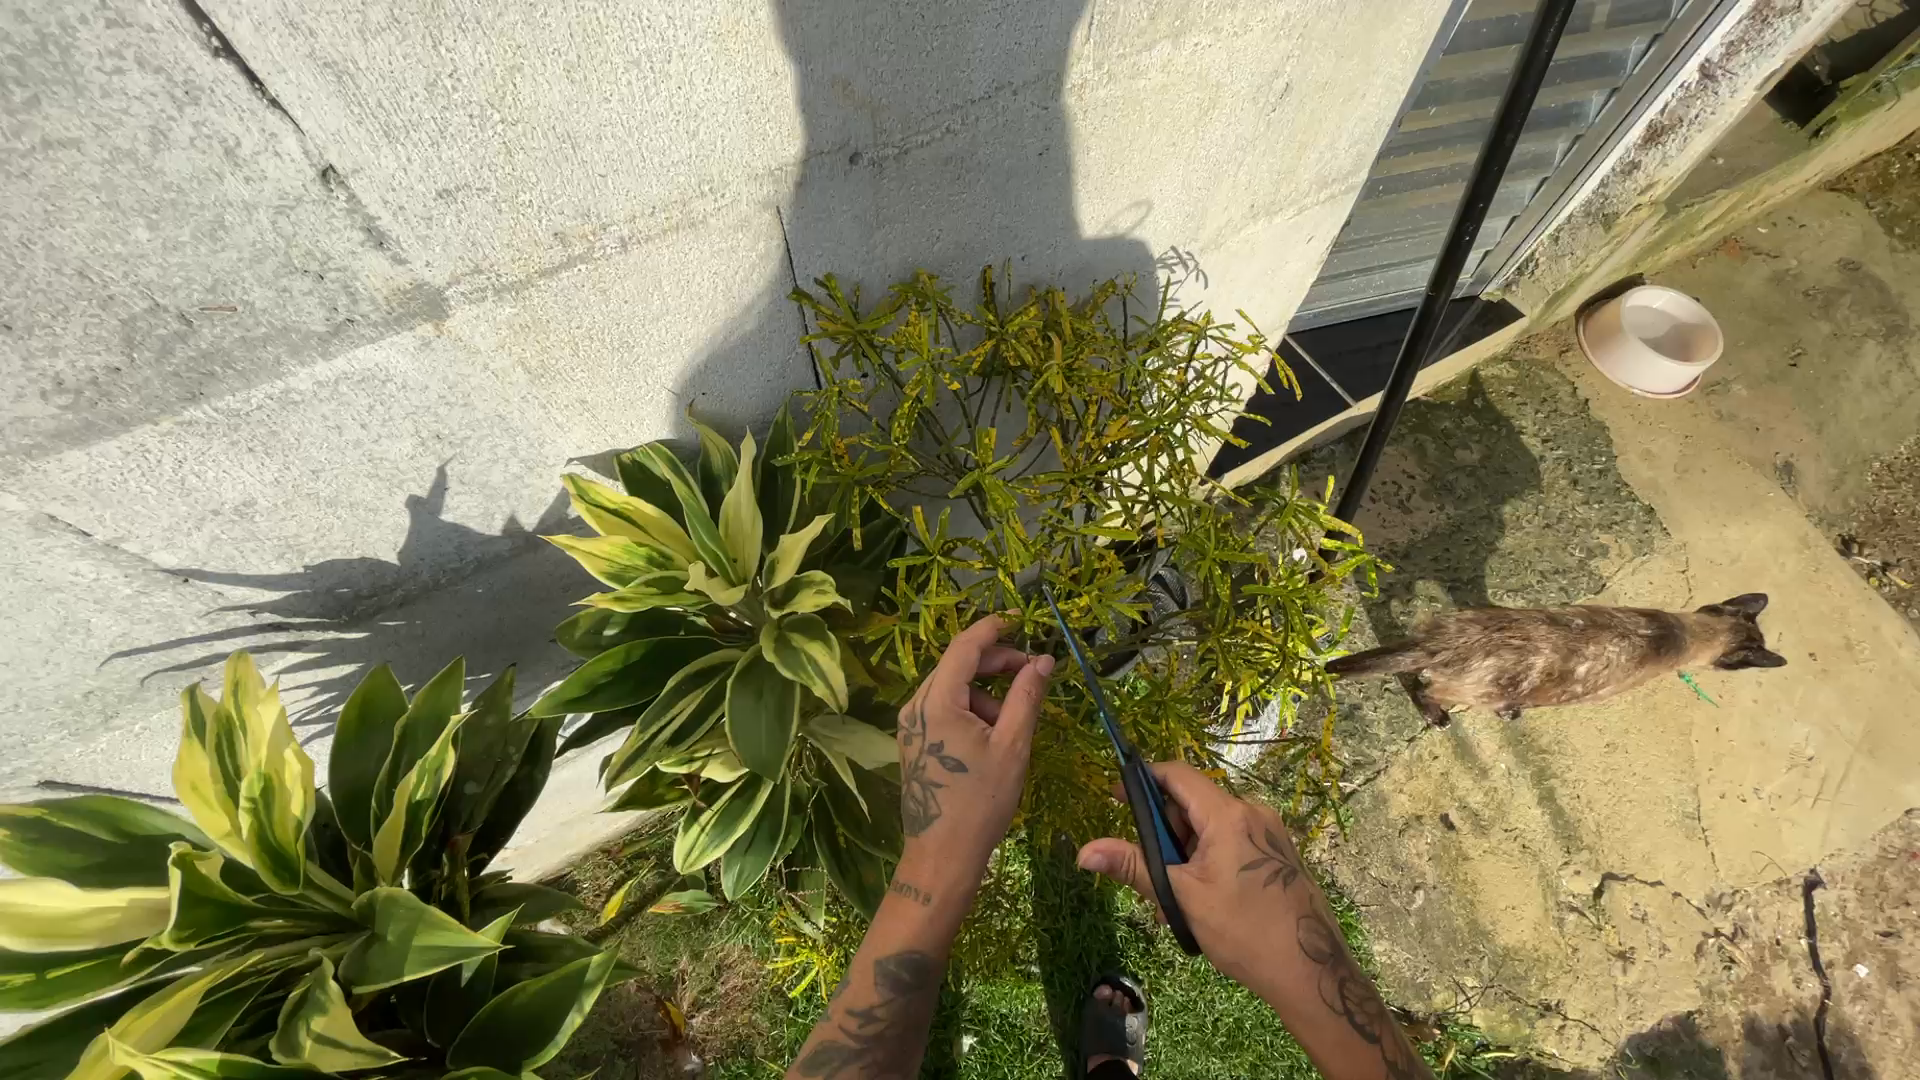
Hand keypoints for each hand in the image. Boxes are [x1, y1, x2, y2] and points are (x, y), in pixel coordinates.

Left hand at [895, 615, 1054, 891]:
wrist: (942, 856)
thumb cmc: (981, 801)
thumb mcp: (1013, 745)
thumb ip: (1027, 696)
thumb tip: (1044, 659)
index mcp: (937, 700)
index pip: (965, 646)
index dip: (993, 628)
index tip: (1020, 622)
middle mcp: (916, 705)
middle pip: (958, 664)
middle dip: (996, 664)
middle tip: (1031, 674)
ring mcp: (911, 724)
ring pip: (953, 687)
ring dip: (986, 692)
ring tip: (1013, 722)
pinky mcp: (914, 740)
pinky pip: (944, 708)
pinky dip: (971, 709)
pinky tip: (992, 736)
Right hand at [1075, 762, 1314, 995]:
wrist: (1315, 976)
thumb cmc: (1244, 932)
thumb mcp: (1181, 898)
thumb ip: (1132, 867)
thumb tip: (1084, 854)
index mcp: (1228, 815)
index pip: (1177, 774)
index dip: (1143, 780)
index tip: (1116, 798)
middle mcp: (1252, 812)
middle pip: (1192, 803)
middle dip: (1166, 832)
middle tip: (1155, 874)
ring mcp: (1270, 832)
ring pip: (1211, 826)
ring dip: (1187, 852)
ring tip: (1180, 899)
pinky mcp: (1280, 852)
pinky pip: (1233, 841)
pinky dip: (1210, 859)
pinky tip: (1207, 899)